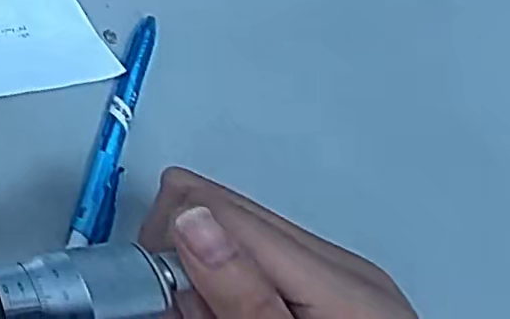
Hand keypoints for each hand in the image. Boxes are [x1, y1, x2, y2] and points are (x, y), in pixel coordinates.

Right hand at [137, 167, 416, 318]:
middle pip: (211, 201)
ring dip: (192, 267)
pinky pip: (238, 247)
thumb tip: (190, 219)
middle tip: (186, 315)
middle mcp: (339, 266)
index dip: (168, 246)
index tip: (168, 304)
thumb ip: (243, 300)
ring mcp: (332, 276)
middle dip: (177, 252)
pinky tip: (225, 315)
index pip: (211, 204)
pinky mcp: (320, 289)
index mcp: (342, 283)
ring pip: (218, 221)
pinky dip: (215, 277)